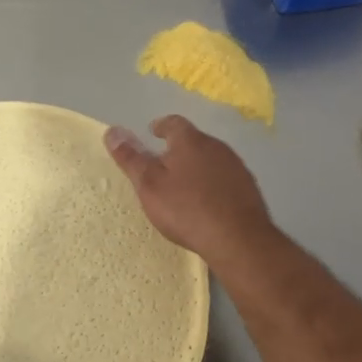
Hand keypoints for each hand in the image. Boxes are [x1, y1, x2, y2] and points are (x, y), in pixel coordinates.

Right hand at [103, 115, 274, 262]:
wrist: (237, 239)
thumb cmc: (186, 209)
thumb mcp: (149, 185)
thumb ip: (131, 158)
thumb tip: (112, 131)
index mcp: (190, 141)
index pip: (173, 123)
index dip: (161, 126)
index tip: (153, 132)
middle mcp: (217, 146)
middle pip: (194, 141)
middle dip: (179, 149)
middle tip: (164, 164)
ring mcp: (236, 167)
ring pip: (212, 159)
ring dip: (198, 167)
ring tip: (185, 185)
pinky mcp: (249, 188)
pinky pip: (225, 179)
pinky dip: (213, 184)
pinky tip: (208, 202)